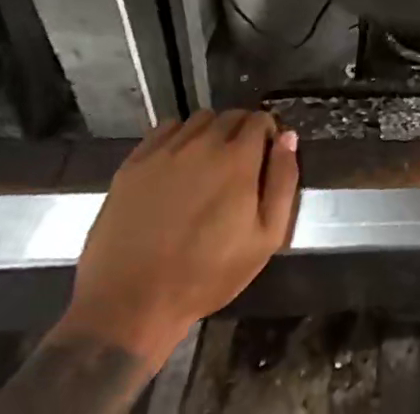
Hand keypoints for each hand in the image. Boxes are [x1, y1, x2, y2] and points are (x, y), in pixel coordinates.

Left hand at [56, 110, 300, 367]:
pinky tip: (177, 165)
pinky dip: (178, 138)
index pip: (260, 120)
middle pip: (231, 116)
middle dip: (241, 132)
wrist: (131, 302)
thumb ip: (283, 182)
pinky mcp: (135, 161)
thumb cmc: (206, 275)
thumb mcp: (265, 239)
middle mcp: (202, 143)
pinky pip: (165, 129)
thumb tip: (287, 138)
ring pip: (199, 120)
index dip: (267, 134)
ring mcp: (165, 150)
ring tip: (207, 165)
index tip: (265, 156)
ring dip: (211, 133)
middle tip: (238, 166)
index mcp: (237, 159)